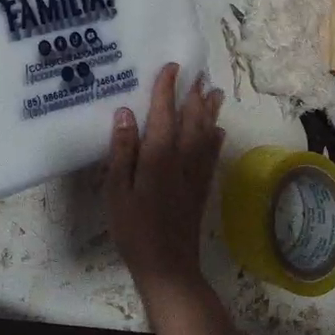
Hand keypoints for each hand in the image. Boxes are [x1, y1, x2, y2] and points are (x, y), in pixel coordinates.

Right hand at [105, 62, 226, 292]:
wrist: (167, 267)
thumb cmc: (133, 228)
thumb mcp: (116, 190)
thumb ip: (122, 150)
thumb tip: (125, 113)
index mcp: (158, 156)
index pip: (163, 114)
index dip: (167, 90)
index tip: (172, 67)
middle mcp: (181, 160)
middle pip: (191, 121)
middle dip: (193, 96)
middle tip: (198, 74)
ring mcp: (194, 176)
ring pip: (205, 136)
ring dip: (209, 112)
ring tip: (214, 93)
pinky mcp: (200, 190)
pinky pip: (210, 157)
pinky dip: (214, 140)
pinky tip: (217, 132)